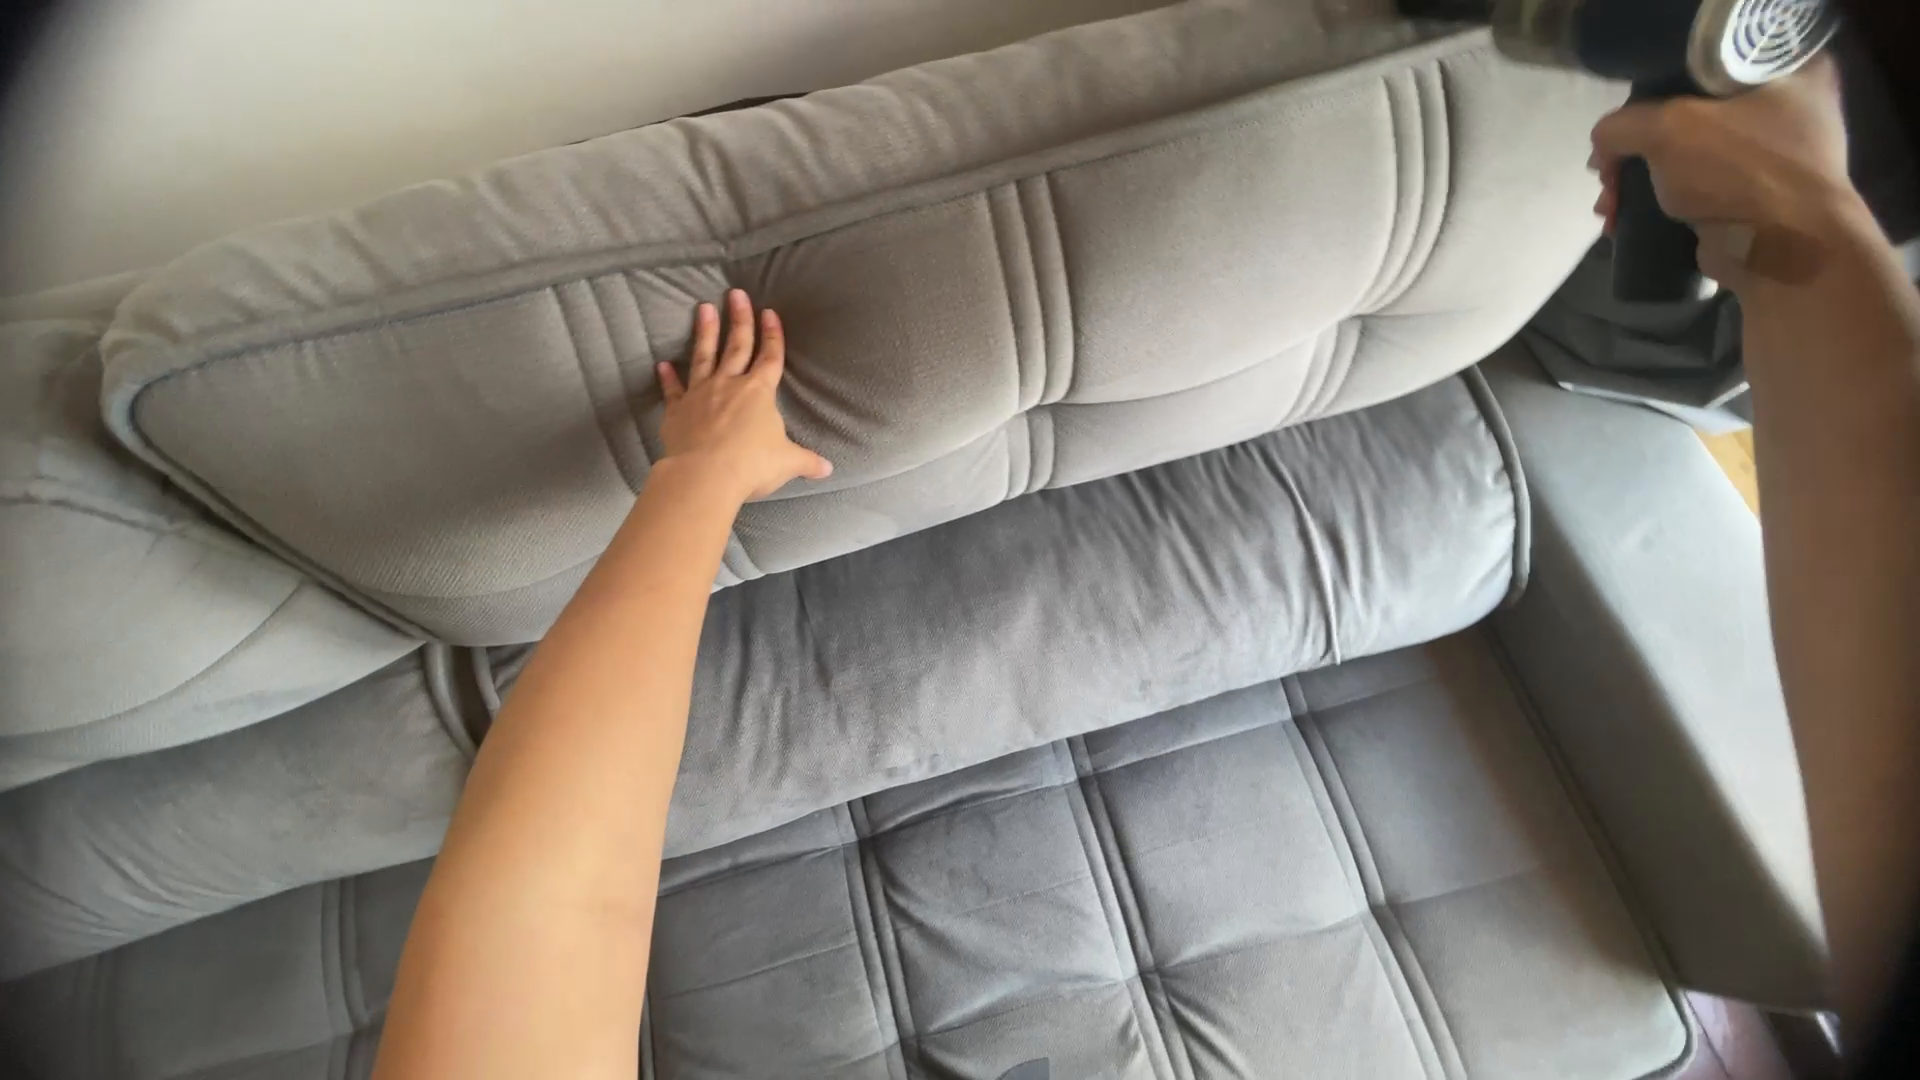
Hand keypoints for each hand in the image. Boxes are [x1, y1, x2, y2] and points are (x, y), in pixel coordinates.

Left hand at [656, 289, 832, 500]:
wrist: (706, 475)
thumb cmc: (752, 464)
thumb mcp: (788, 463)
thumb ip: (807, 461)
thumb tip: (827, 469)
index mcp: (759, 392)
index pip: (770, 357)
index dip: (772, 335)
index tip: (769, 312)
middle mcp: (730, 385)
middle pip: (737, 346)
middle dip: (739, 319)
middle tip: (736, 294)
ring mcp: (701, 394)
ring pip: (704, 356)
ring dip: (705, 332)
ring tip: (703, 309)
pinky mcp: (678, 410)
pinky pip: (673, 390)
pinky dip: (668, 377)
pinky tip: (663, 365)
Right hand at [1589, 54, 1866, 292]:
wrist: (1781, 242)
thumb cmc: (1737, 171)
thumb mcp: (1668, 129)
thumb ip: (1623, 125)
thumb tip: (1601, 144)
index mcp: (1785, 70)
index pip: (1693, 76)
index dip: (1645, 106)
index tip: (1616, 141)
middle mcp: (1785, 104)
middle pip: (1679, 123)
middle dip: (1629, 160)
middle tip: (1606, 187)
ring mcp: (1770, 153)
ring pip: (1677, 160)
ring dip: (1632, 187)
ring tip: (1609, 213)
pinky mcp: (1753, 192)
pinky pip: (1688, 188)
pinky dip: (1652, 203)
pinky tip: (1625, 222)